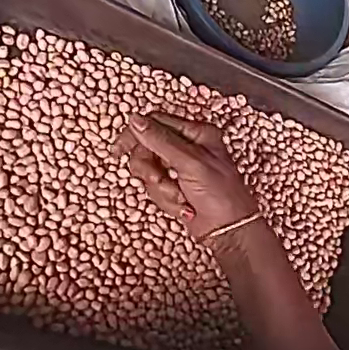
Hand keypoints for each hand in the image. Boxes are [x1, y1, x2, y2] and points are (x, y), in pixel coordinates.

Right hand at [116, 112, 258, 241]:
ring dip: (161, 189)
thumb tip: (135, 120)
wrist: (229, 230)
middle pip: (147, 148)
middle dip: (151, 170)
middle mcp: (188, 147)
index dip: (135, 134)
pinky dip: (167, 201)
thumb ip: (160, 140)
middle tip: (158, 181)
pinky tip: (185, 208)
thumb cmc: (221, 194)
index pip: (155, 122)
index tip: (119, 150)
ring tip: (180, 198)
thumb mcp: (189, 163)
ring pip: (148, 171)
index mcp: (197, 133)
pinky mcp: (175, 187)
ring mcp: (180, 168)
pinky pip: (155, 189)